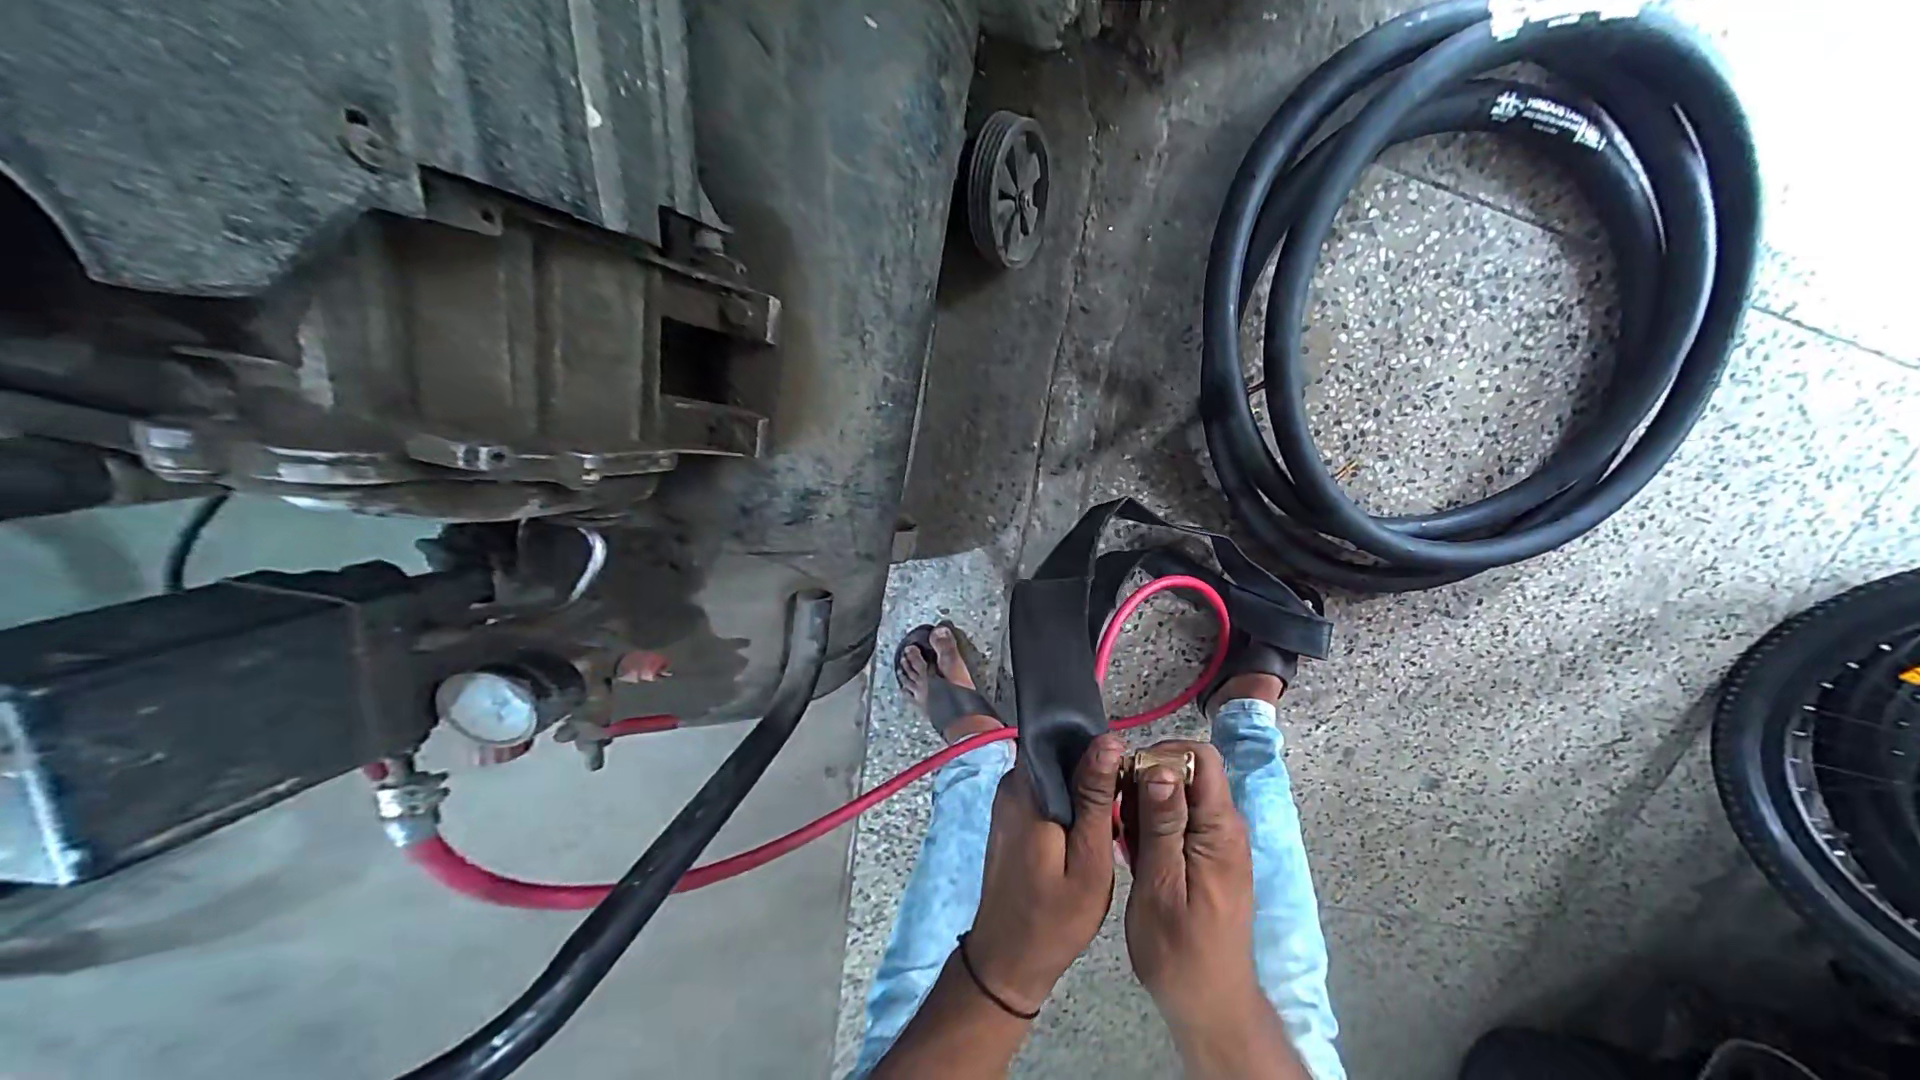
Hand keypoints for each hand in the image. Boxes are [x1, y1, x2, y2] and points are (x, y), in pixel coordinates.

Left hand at [964, 733, 1124, 1013]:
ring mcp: (1009, 800)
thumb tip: (1108, 741)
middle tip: (1128, 792)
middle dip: (1094, 767)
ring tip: (1116, 811)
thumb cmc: (1053, 917)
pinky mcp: (1012, 816)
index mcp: (1027, 788)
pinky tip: (1094, 826)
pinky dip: (1071, 803)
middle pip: (1059, 754)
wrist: (1008, 959)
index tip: (1128, 764)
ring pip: (1055, 774)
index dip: (1098, 745)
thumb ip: (1095, 798)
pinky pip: (1047, 792)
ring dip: (1085, 787)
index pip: (1061, 737)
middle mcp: (1012, 785)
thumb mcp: (1088, 859)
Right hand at [1124, 741, 1282, 1061]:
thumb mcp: (1161, 886)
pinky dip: (1151, 821)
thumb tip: (1160, 767)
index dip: (1160, 754)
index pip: (1199, 758)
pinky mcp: (1206, 853)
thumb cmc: (1179, 950)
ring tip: (1121, 830)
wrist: (1208, 1002)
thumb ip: (1162, 825)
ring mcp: (1217, 839)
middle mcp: (1225, 825)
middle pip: (1188, 769)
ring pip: (1179, 791)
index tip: (1125, 777)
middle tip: (1117, 807)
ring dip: (1145, 800)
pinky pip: (1178, 816)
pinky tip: (1132, 845)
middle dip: (1146, 776)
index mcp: (1220, 829)